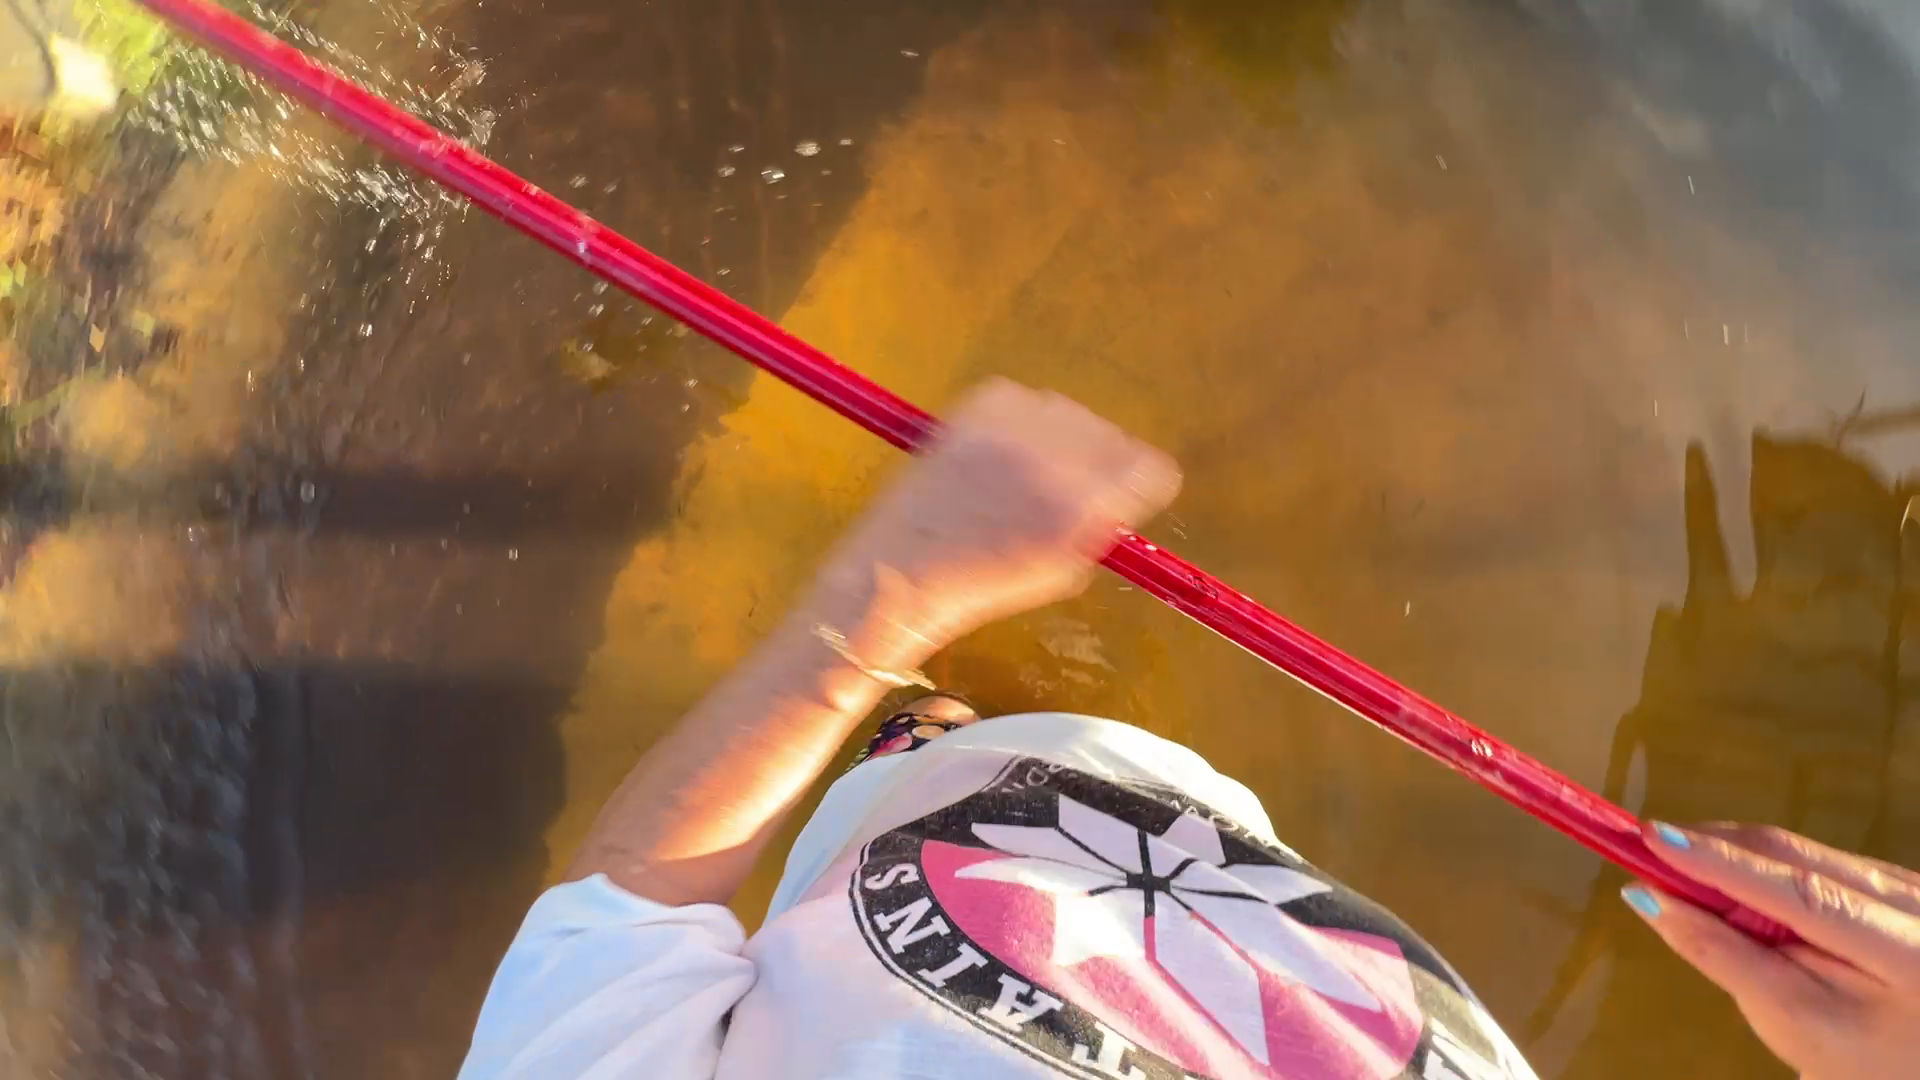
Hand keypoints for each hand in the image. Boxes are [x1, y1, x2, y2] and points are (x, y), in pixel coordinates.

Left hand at [808, 378, 1180, 667]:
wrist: (902, 569)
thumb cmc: (982, 586)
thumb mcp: (1061, 572)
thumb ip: (1101, 529)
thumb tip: (1122, 496)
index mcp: (1079, 510)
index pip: (1149, 470)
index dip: (1142, 482)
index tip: (1130, 491)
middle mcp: (1051, 460)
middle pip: (1111, 435)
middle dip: (1102, 460)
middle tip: (1074, 484)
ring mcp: (1011, 428)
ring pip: (1068, 412)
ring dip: (1062, 437)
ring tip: (1031, 468)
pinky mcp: (976, 408)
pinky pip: (1022, 398)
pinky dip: (1020, 421)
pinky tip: (1000, 450)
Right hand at [1623, 822, 1919, 1078]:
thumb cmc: (1864, 1057)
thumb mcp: (1791, 1021)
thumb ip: (1719, 953)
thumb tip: (1643, 892)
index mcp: (1910, 954)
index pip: (1802, 894)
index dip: (1720, 862)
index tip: (1650, 835)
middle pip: (1798, 860)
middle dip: (1715, 850)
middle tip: (1648, 849)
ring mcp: (1916, 890)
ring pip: (1802, 853)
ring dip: (1735, 857)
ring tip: (1690, 877)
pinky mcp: (1902, 884)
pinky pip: (1817, 858)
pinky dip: (1764, 865)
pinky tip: (1743, 887)